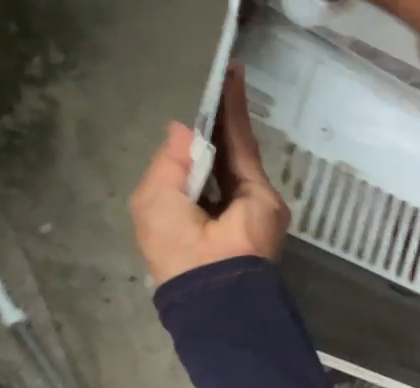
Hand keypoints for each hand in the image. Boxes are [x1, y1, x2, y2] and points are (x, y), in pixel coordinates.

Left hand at [129, 69, 290, 286]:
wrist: (214, 280)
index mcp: (190, 210)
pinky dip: (237, 117)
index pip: (194, 168)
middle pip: (219, 155)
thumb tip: (184, 128)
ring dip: (229, 113)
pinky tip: (233, 86)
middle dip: (216, 125)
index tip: (197, 114)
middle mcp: (222, 205)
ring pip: (235, 148)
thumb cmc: (174, 245)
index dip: (194, 140)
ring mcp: (247, 201)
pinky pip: (245, 148)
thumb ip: (169, 161)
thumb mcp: (155, 197)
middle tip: (218, 87)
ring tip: (228, 75)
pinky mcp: (264, 197)